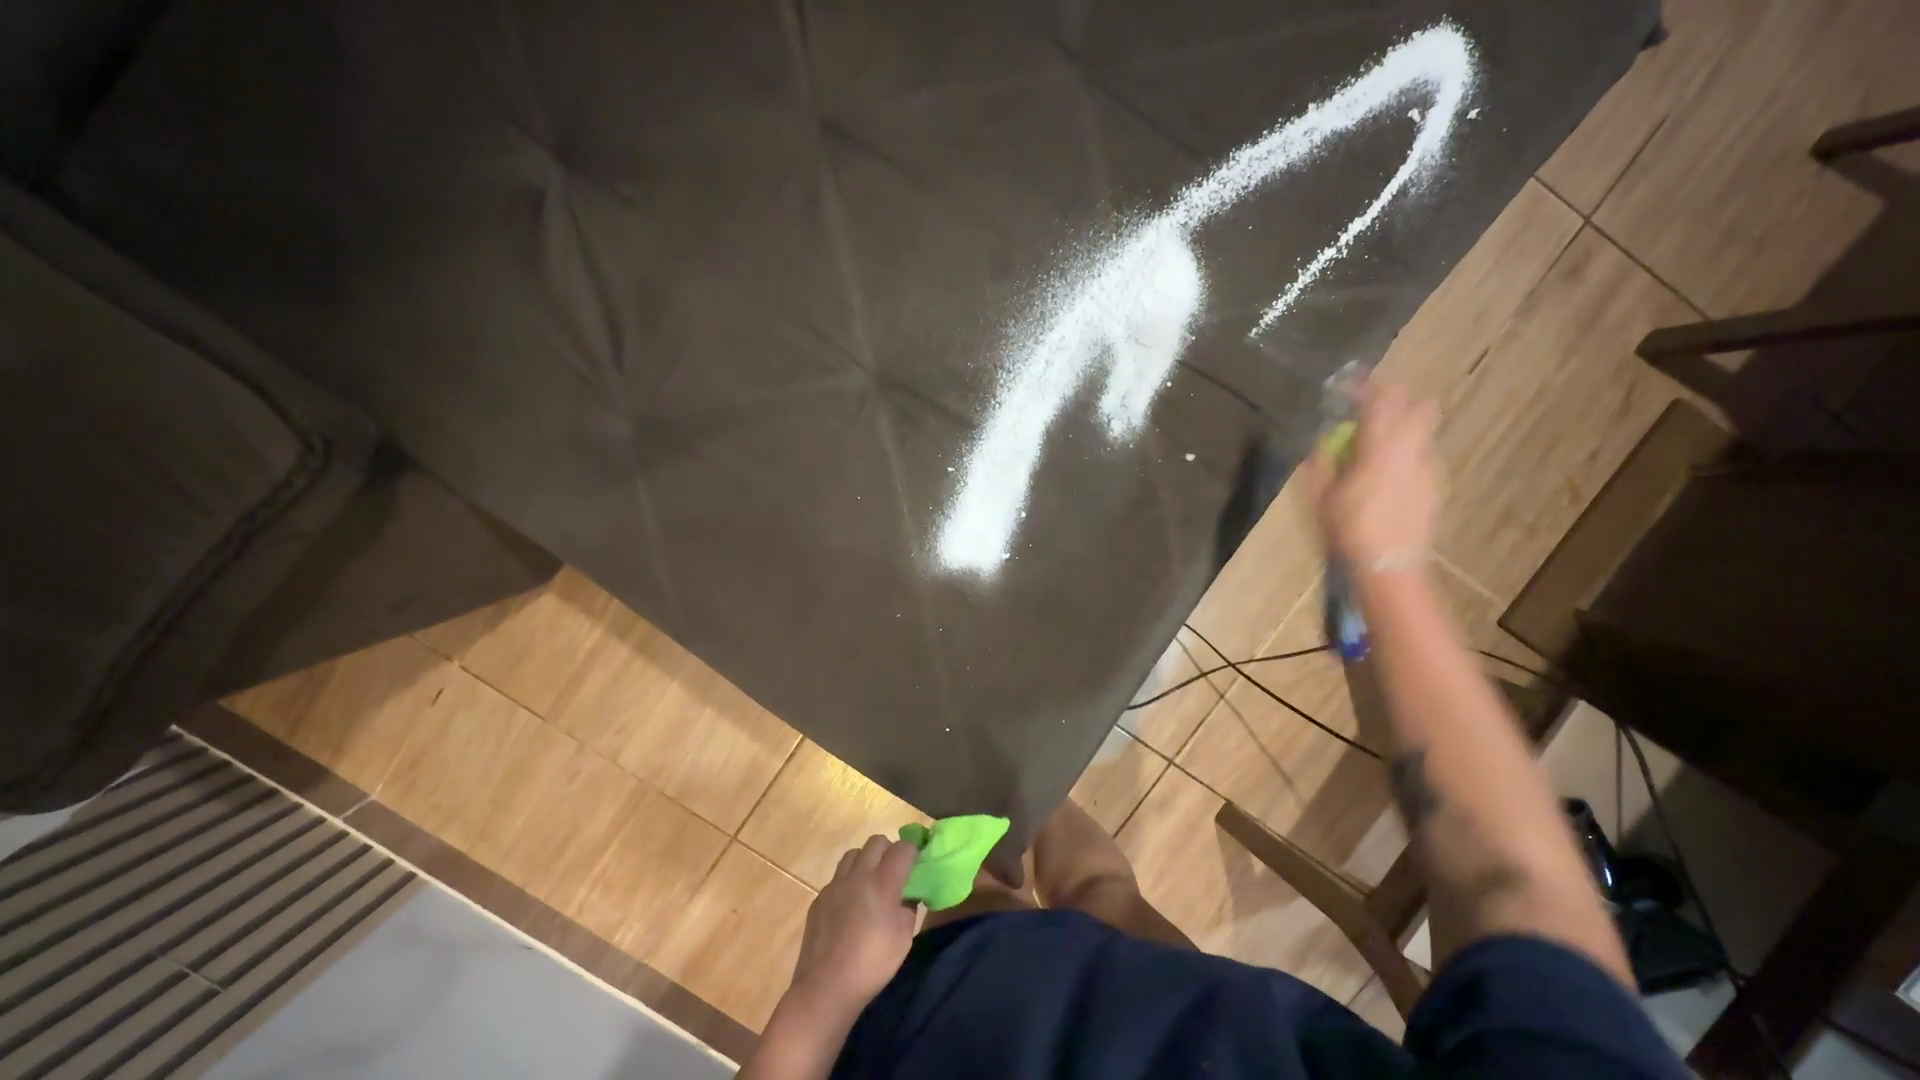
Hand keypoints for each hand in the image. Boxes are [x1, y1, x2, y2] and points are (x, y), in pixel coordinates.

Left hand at [789, 836, 919, 1021]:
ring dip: (866, 861)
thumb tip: (907, 896)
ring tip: (871, 884)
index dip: (913, 851)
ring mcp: (834, 885)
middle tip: (895, 871)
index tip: (917, 861)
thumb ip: (908, 909)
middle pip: (875, 842)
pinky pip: (837, 878)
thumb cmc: (872, 965)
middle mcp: (857, 876)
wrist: (826, 987)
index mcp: (882, 884)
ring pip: (853, 855)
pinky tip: (851, 907)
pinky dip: (849, 882)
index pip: (902, 848)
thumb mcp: (903, 939)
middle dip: (889, 850)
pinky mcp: (819, 898)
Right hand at [1301, 380, 1440, 567]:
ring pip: (1423, 430)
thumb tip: (1320, 443)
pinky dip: (1408, 453)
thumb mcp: (1321, 497)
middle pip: (1418, 405)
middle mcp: (1411, 449)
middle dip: (1396, 400)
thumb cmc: (1350, 530)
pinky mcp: (1436, 485)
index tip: (1347, 383)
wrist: (1390, 565)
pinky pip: (1423, 455)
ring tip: (1378, 445)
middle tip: (1372, 408)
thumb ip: (1320, 463)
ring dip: (1403, 428)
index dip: (1365, 384)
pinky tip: (1389, 475)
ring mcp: (1429, 467)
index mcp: (1380, 447)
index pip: (1380, 399)